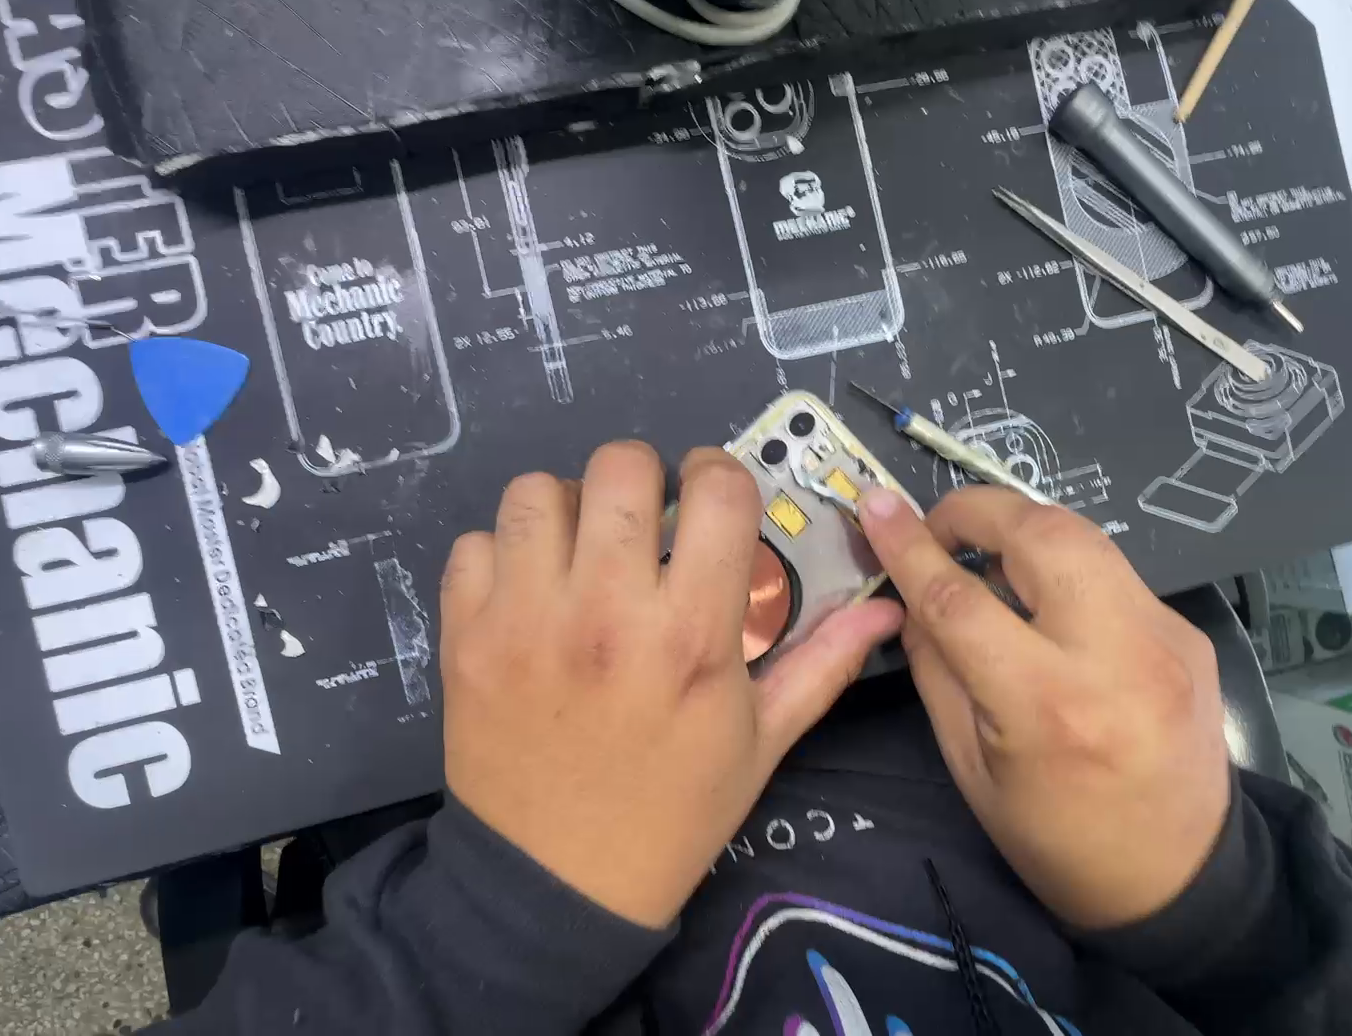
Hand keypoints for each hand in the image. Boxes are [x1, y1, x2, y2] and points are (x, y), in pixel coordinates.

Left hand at [440, 441, 903, 927]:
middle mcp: (605, 610)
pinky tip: (524, 592)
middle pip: (618, 466)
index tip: (709, 494)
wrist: (554, 885)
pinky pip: (474, 544)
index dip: (719, 473)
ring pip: (535, 491)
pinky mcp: (463, 636)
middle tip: (642, 518)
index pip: (717, 491)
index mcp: (691, 633)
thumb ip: (825, 662)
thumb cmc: (672, 809)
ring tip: (579, 548)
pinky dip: (501, 554)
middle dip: (640, 476)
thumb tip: (887, 608)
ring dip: (565, 506)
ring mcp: (522, 619)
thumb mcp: (761, 741)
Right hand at [859, 486, 1230, 930]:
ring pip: (1081, 533)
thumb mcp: (966, 762)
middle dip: (974, 510)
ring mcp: (1166, 636)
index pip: (959, 598)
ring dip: (1017, 527)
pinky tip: (1041, 603)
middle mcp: (1116, 655)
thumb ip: (934, 665)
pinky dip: (1058, 565)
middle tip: (936, 529)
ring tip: (982, 557)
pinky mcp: (1189, 631)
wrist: (1180, 881)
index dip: (908, 545)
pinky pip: (1107, 569)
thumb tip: (914, 591)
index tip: (874, 506)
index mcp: (1046, 705)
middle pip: (1040, 534)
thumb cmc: (1051, 835)